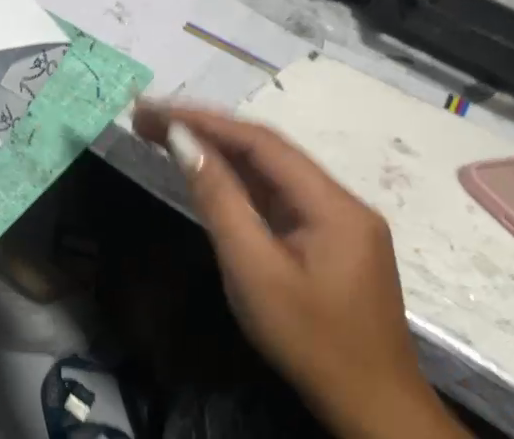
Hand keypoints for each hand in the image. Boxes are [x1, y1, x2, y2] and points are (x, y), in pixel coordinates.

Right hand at [134, 101, 467, 438]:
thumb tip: (182, 141)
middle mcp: (340, 203)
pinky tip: (200, 169)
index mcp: (333, 206)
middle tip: (144, 117)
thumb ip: (218, 198)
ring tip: (159, 134)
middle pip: (265, 150)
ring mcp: (335, 223)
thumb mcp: (252, 266)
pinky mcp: (323, 240)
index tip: (150, 109)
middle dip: (203, 127)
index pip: (260, 143)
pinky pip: (272, 193)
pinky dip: (230, 175)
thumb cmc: (308, 336)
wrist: (369, 404)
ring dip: (214, 148)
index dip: (202, 119)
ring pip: (267, 170)